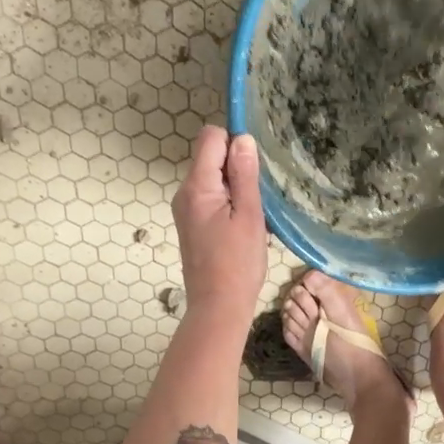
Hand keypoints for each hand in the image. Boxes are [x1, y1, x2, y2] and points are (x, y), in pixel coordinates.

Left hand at [172, 125, 266, 321]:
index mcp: (197, 186)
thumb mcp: (249, 216)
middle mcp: (185, 193)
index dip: (234, 141)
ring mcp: (186, 209)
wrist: (218, 307)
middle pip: (211, 156)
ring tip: (254, 214)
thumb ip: (245, 175)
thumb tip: (242, 138)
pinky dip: (229, 203)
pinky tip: (244, 226)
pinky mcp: (192, 224)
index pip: (211, 137)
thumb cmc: (238, 264)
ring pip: (213, 178)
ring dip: (236, 187)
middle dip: (237, 167)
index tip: (256, 164)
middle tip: (259, 196)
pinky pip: (211, 198)